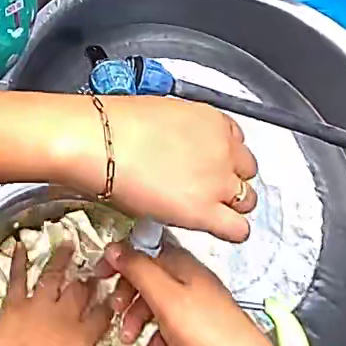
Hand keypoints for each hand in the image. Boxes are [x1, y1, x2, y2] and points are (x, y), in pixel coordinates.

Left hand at [0, 246, 131, 345]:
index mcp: (79, 340)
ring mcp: (36, 309)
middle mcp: (61, 318)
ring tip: (68, 245)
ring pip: (53, 277)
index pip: (101, 316)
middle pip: (80, 293)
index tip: (114, 298)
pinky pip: (17, 279)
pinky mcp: (12, 308)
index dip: (109, 306)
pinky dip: (19, 262)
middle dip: (89, 281)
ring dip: (62, 260)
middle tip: (95, 271)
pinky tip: (19, 246)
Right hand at [59, 96, 258, 242]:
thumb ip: (184, 133)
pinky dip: (228, 230)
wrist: (99, 143)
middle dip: (228, 180)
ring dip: (229, 205)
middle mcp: (223, 148)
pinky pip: (238, 229)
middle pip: (246, 171)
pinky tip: (209, 227)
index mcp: (213, 120)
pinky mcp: (204, 210)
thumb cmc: (116, 125)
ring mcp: (217, 181)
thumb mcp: (163, 115)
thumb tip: (179, 148)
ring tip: (202, 208)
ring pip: (246, 200)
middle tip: (203, 187)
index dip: (222, 157)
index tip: (208, 165)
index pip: (237, 142)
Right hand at [97, 241, 292, 345]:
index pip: (143, 248)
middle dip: (127, 294)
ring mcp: (199, 304)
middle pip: (149, 276)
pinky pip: (171, 325)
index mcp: (183, 263)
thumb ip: (139, 270)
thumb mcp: (167, 299)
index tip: (99, 277)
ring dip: (139, 318)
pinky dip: (158, 336)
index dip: (119, 261)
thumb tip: (114, 247)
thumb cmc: (209, 336)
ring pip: (158, 302)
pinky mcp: (204, 329)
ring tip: (130, 341)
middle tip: (114, 313)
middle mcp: (191, 278)